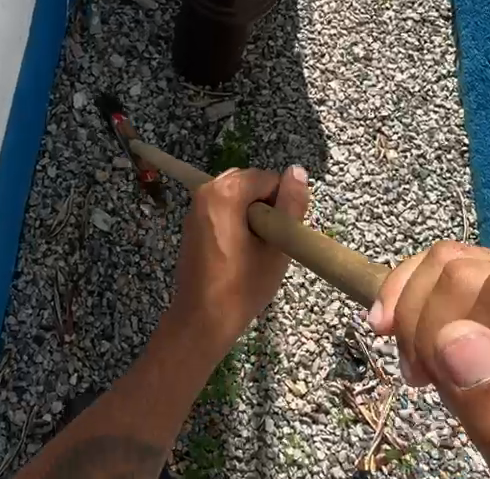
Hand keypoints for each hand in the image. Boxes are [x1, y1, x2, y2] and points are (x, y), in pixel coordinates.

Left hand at [161, 166, 309, 357]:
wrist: (202, 318)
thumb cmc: (242, 286)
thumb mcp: (276, 247)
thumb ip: (290, 206)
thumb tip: (297, 171)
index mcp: (225, 192)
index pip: (267, 178)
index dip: (281, 203)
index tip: (282, 232)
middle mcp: (206, 190)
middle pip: (248, 182)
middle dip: (265, 204)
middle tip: (272, 239)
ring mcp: (195, 205)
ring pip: (235, 193)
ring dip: (251, 211)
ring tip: (257, 246)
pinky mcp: (192, 221)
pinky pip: (221, 206)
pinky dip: (235, 218)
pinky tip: (239, 249)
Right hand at [368, 242, 489, 478]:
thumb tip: (455, 339)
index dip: (461, 335)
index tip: (444, 395)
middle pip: (478, 274)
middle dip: (432, 327)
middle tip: (431, 388)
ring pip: (459, 261)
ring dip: (418, 313)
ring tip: (427, 374)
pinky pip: (460, 264)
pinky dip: (418, 295)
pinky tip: (406, 335)